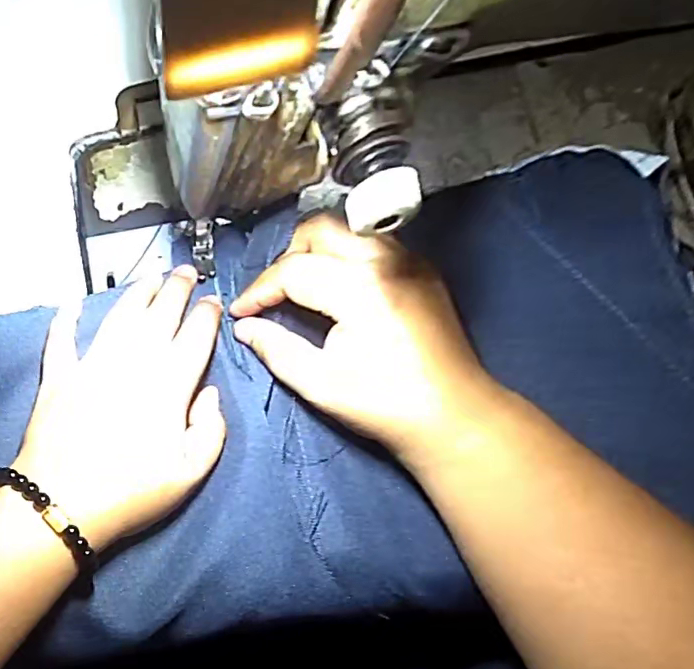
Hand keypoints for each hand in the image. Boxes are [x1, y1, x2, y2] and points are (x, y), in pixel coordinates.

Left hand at [11, 267, 227, 545]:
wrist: (63, 503)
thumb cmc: (131, 494)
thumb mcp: (190, 473)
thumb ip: (210, 430)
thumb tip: (209, 394)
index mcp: (169, 385)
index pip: (195, 336)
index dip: (206, 314)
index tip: (212, 301)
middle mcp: (132, 363)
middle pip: (160, 314)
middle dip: (177, 289)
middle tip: (186, 273)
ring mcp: (91, 366)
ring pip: (119, 316)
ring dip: (137, 292)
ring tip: (151, 278)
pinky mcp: (58, 377)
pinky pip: (61, 339)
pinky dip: (66, 319)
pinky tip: (71, 304)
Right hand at [230, 213, 505, 470]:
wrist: (451, 413)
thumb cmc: (385, 405)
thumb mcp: (319, 384)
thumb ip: (277, 349)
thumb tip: (246, 328)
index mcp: (360, 288)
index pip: (293, 270)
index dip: (260, 290)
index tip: (242, 312)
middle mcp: (387, 260)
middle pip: (320, 229)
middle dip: (287, 258)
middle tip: (273, 295)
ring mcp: (410, 261)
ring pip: (348, 231)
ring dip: (317, 253)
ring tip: (301, 291)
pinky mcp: (422, 270)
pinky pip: (372, 245)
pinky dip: (345, 258)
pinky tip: (337, 293)